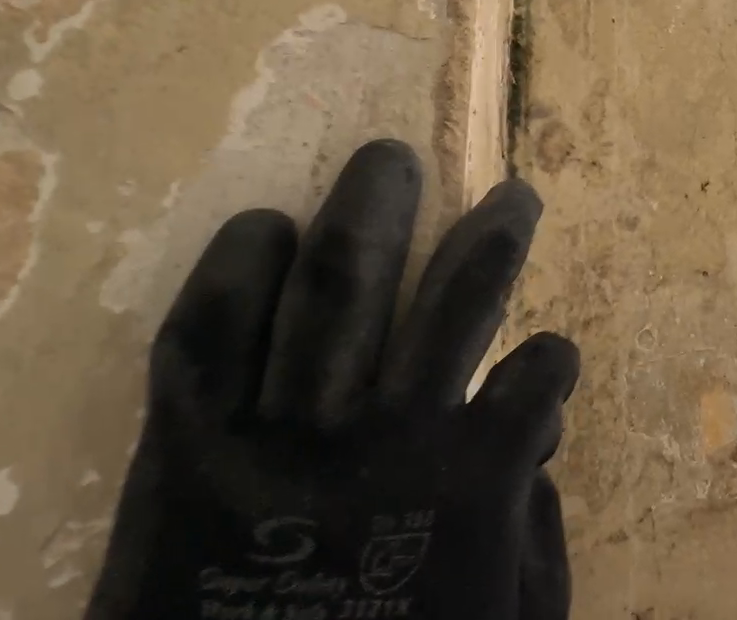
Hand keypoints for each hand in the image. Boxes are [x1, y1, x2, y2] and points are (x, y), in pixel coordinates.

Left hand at [88, 140, 577, 619]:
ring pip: (338, 298)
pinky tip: (263, 228)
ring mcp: (284, 441)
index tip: (542, 374)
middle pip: (449, 305)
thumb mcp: (510, 608)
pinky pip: (206, 346)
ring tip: (390, 161)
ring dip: (372, 218)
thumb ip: (533, 528)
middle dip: (486, 237)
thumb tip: (536, 440)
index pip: (543, 376)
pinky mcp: (183, 457)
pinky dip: (233, 279)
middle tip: (509, 193)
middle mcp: (389, 442)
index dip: (554, 363)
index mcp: (475, 483)